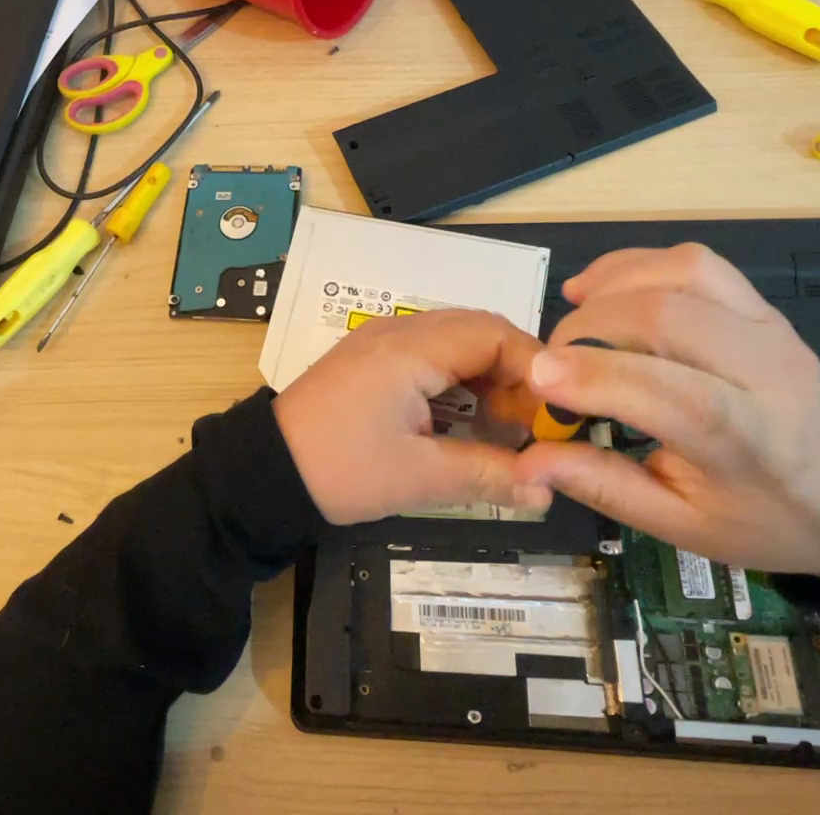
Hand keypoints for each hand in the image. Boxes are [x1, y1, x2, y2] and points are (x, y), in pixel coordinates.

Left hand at [274, 309, 553, 524]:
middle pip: (478, 330)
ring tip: (502, 426)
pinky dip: (457, 380)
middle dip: (515, 373)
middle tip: (529, 424)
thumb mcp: (417, 477)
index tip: (555, 416)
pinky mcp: (370, 359)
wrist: (263, 471)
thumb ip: (487, 475)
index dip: (535, 370)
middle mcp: (398, 331)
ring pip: (455, 340)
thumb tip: (546, 489)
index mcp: (410, 349)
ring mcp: (380, 341)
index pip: (496, 334)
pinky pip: (429, 353)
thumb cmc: (338, 469)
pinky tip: (465, 419)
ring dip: (487, 376)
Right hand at [514, 244, 819, 582]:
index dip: (598, 377)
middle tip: (551, 362)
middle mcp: (770, 371)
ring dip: (612, 285)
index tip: (536, 376)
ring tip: (572, 316)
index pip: (675, 394)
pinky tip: (599, 290)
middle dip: (590, 328)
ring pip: (684, 271)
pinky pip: (695, 262)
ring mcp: (771, 328)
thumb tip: (528, 462)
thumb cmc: (760, 520)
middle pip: (672, 316)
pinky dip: (635, 265)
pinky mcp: (761, 305)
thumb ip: (602, 485)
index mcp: (755, 444)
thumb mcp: (680, 527)